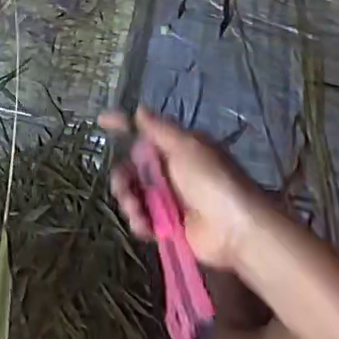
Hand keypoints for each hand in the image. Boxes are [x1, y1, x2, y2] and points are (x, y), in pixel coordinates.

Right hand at [104, 107, 271, 270]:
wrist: (237, 230)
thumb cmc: (213, 181)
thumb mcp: (186, 146)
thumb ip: (159, 129)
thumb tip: (138, 108)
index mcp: (177, 148)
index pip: (144, 132)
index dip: (123, 125)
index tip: (101, 121)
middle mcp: (171, 171)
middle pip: (132, 168)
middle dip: (123, 178)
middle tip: (124, 187)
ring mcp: (170, 199)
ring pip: (134, 194)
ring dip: (129, 202)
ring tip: (138, 212)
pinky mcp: (169, 225)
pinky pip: (143, 219)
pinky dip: (140, 221)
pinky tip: (145, 226)